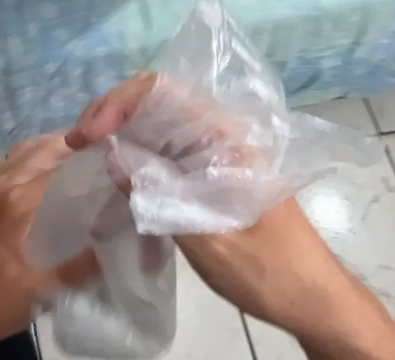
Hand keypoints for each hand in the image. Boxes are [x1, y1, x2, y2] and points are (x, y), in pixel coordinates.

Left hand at [0, 134, 99, 349]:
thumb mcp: (40, 291)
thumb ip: (79, 266)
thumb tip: (117, 241)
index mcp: (22, 201)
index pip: (69, 168)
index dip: (101, 166)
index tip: (126, 171)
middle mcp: (8, 181)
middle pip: (52, 149)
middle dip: (85, 150)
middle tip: (113, 163)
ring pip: (34, 148)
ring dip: (62, 148)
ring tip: (90, 162)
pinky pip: (18, 158)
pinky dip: (41, 154)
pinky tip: (56, 169)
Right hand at [68, 75, 394, 359]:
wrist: (316, 303)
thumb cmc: (270, 271)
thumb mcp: (209, 238)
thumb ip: (160, 195)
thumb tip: (111, 156)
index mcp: (225, 135)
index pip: (161, 91)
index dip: (118, 103)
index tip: (90, 136)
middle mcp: (218, 131)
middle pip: (153, 98)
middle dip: (110, 113)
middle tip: (78, 143)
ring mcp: (213, 148)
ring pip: (155, 120)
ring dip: (118, 129)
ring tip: (87, 152)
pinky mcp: (208, 169)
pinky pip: (163, 144)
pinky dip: (133, 149)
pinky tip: (114, 168)